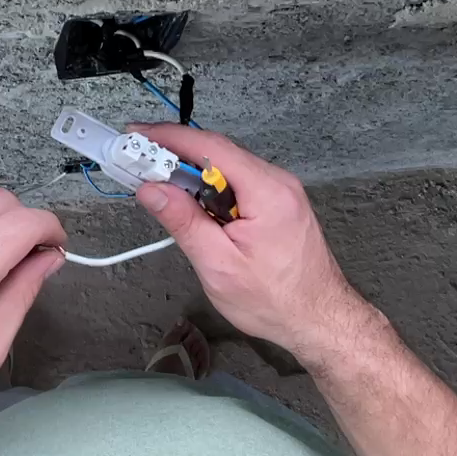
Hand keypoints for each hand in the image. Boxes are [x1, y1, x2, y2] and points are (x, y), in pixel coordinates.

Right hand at [132, 125, 373, 363]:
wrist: (320, 320)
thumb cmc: (274, 301)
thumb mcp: (219, 265)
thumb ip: (184, 222)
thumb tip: (151, 189)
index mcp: (267, 191)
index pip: (210, 147)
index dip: (169, 137)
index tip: (136, 134)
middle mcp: (277, 181)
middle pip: (217, 152)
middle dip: (174, 152)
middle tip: (136, 160)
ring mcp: (280, 189)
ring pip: (226, 166)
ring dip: (189, 171)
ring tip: (156, 182)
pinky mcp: (277, 201)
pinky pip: (237, 180)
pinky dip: (208, 185)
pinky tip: (189, 200)